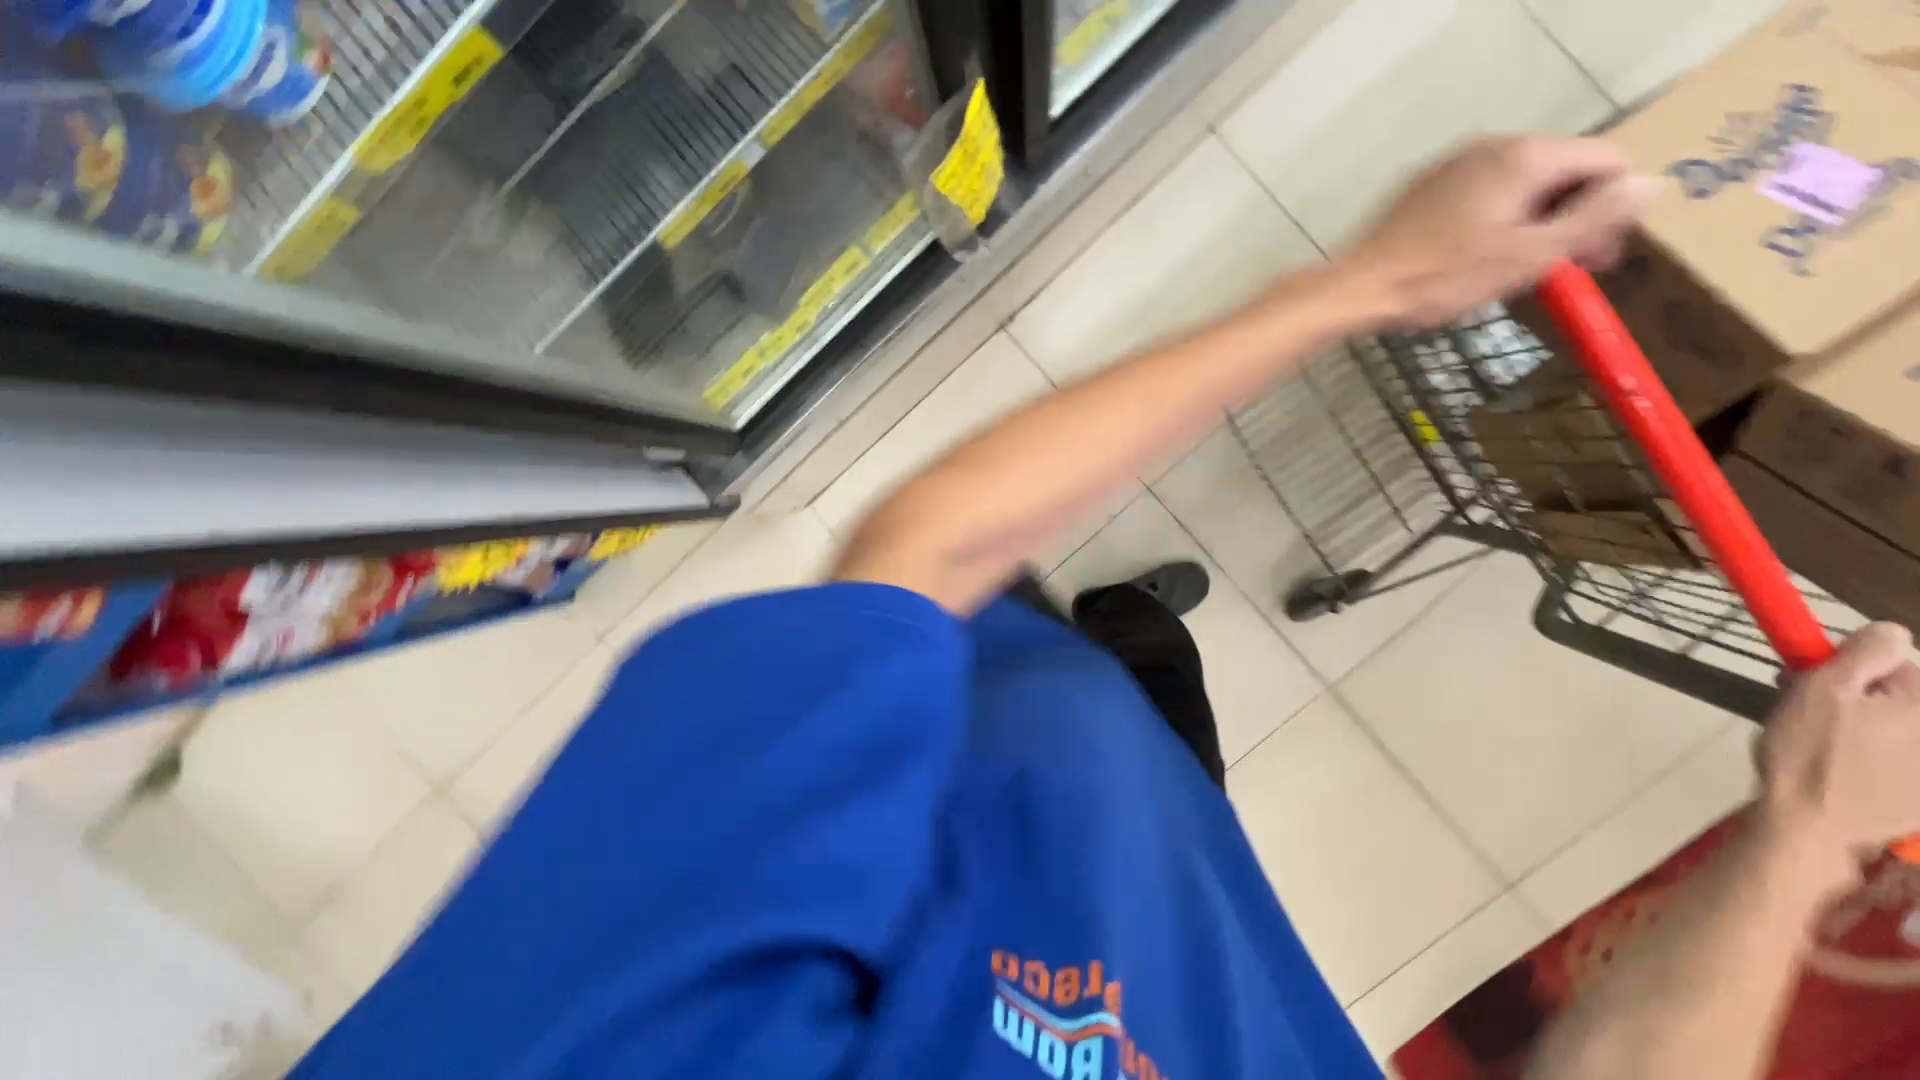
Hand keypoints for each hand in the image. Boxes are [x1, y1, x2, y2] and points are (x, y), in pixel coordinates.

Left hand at [1340, 135, 1656, 327]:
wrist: (1358, 289)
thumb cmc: (1441, 277)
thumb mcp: (1528, 254)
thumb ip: (1593, 217)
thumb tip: (1651, 184)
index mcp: (1525, 155)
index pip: (1606, 161)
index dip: (1614, 207)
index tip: (1601, 255)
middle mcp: (1491, 146)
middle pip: (1563, 171)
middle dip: (1575, 217)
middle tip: (1572, 268)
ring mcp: (1454, 165)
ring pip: (1522, 186)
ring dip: (1538, 223)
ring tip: (1527, 271)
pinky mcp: (1426, 188)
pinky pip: (1483, 196)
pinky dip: (1499, 221)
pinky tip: (1486, 259)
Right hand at [1756, 622, 1919, 891]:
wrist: (1812, 825)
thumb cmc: (1807, 753)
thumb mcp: (1819, 693)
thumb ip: (1863, 655)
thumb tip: (1892, 631)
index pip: (1898, 664)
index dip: (1853, 669)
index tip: (1814, 682)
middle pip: (1903, 700)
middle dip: (1862, 700)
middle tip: (1815, 716)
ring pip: (1901, 731)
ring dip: (1869, 730)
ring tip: (1827, 748)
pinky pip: (1905, 766)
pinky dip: (1881, 764)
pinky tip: (1852, 775)